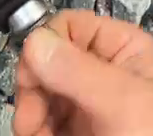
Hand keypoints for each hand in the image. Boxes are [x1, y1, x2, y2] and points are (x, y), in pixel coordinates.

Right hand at [14, 10, 152, 135]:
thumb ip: (78, 71)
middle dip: (34, 92)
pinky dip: (39, 132)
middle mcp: (102, 72)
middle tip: (29, 123)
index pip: (67, 27)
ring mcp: (91, 106)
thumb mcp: (123, 102)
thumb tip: (33, 40)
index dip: (44, 48)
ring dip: (32, 117)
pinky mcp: (83, 134)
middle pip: (48, 64)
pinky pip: (49, 124)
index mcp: (120, 48)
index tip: (31, 80)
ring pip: (43, 97)